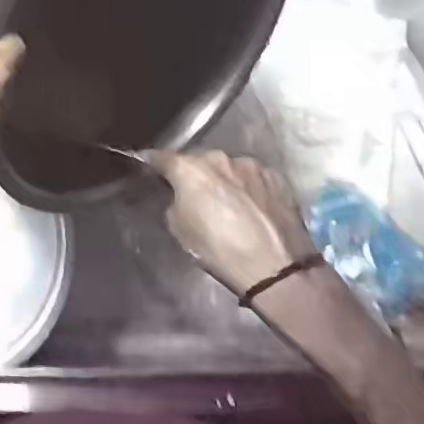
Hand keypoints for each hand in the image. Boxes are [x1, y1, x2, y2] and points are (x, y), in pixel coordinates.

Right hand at [153, 151, 320, 295]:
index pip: (162, 157)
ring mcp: (252, 165)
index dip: (151, 162)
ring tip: (228, 204)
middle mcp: (220, 158)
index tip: (146, 165)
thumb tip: (179, 195)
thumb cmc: (219, 249)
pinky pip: (253, 178)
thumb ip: (174, 202)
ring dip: (223, 180)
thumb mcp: (179, 230)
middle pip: (198, 160)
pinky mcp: (276, 177)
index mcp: (190, 168)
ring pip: (228, 167)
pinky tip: (252, 208)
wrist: (275, 266)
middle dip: (193, 173)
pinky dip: (248, 188)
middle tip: (193, 194)